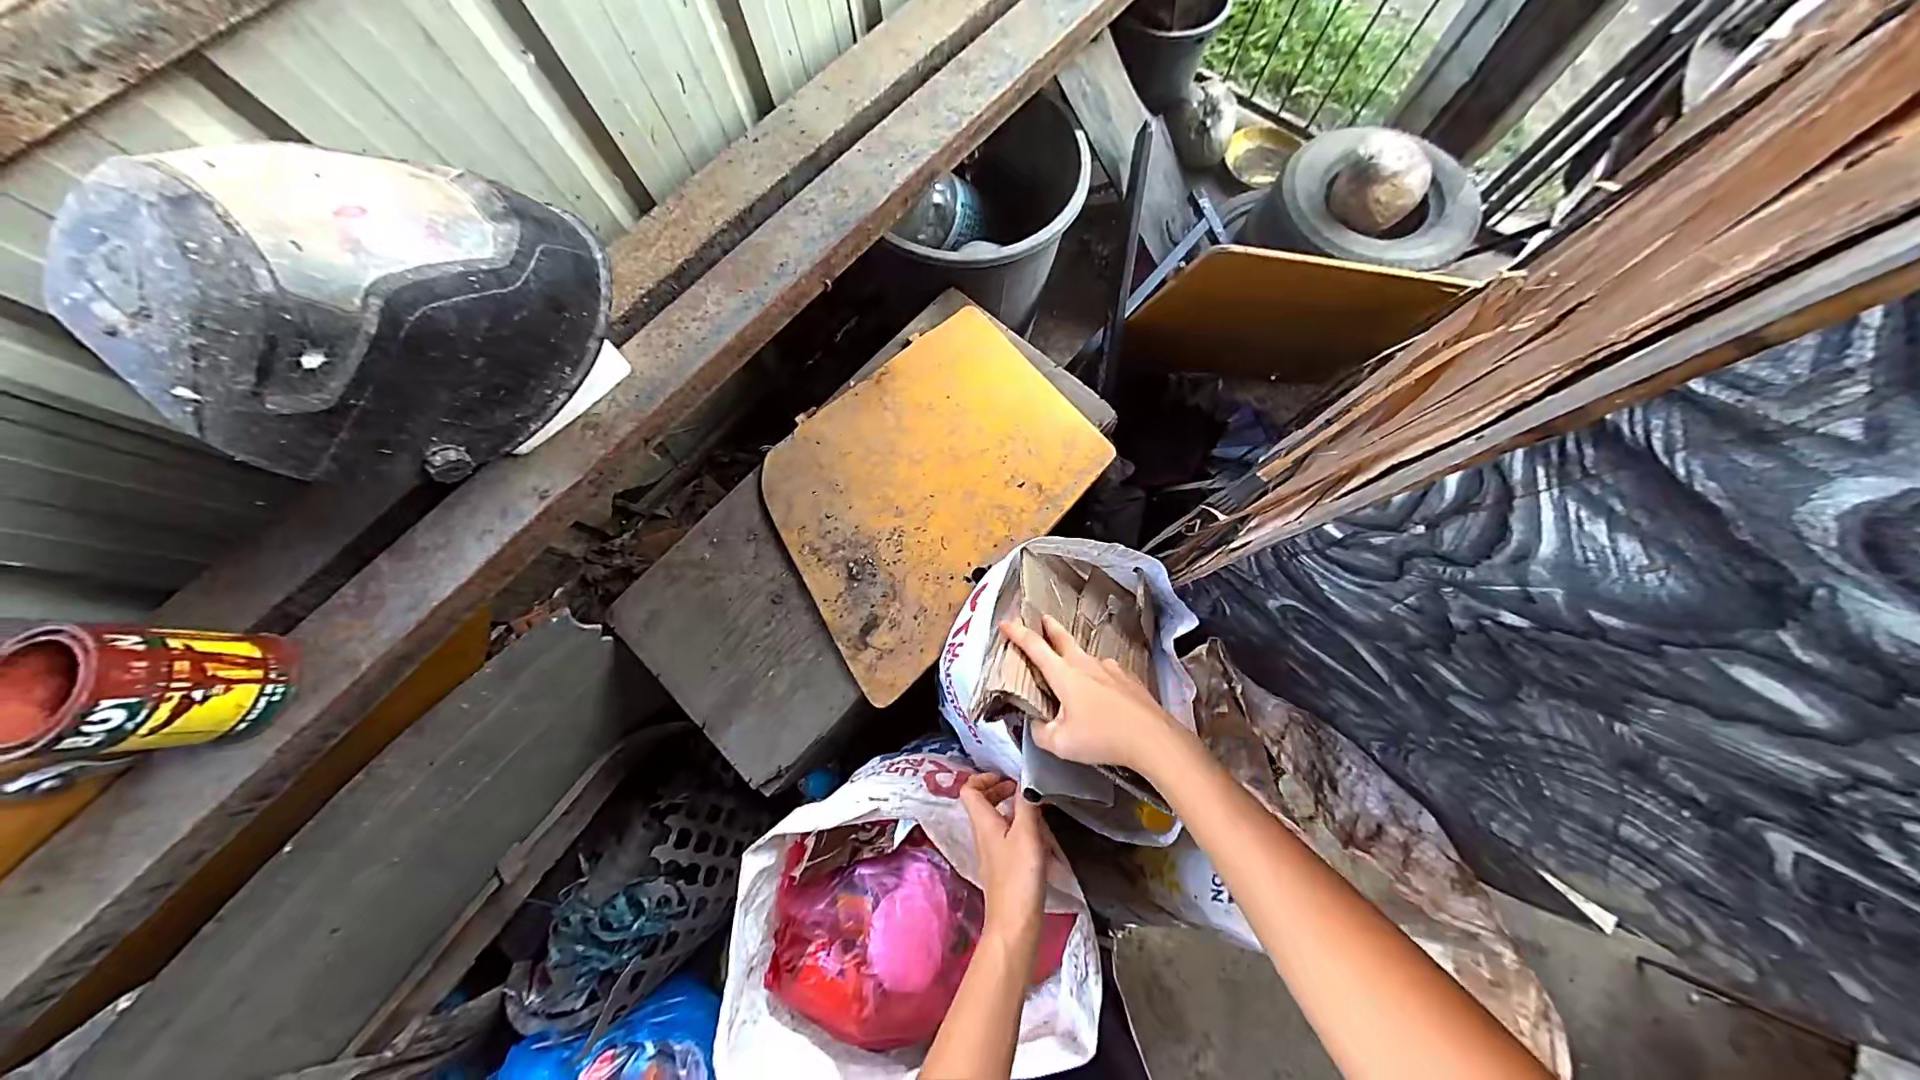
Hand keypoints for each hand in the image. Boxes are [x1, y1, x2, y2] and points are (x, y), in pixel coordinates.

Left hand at [959, 772, 1051, 942]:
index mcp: (983, 823)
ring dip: (1010, 809)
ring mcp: (991, 852)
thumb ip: (1026, 804)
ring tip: (1033, 810)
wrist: (1014, 924)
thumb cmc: (1018, 876)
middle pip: (981, 803)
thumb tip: (1025, 780)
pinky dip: (1017, 828)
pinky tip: (1037, 837)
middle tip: (1020, 789)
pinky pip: (1005, 837)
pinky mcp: (1002, 867)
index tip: (1005, 777)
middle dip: (999, 790)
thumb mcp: (1026, 833)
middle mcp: (982, 835)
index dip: (983, 778)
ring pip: (995, 820)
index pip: (968, 790)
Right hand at [999, 614, 1193, 773]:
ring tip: (1071, 665)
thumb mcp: (1060, 744)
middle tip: (1043, 619)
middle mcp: (1086, 665)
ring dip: (1075, 656)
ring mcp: (1111, 670)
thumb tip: (1038, 725)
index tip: (1006, 623)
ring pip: (1086, 657)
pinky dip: (1098, 676)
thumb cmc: (1103, 738)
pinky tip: (1101, 691)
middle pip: (1063, 639)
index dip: (1017, 634)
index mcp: (1065, 675)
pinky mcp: (1129, 680)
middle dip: (1050, 628)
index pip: (1035, 647)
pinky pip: (1107, 673)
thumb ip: (1040, 732)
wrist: (1152, 739)